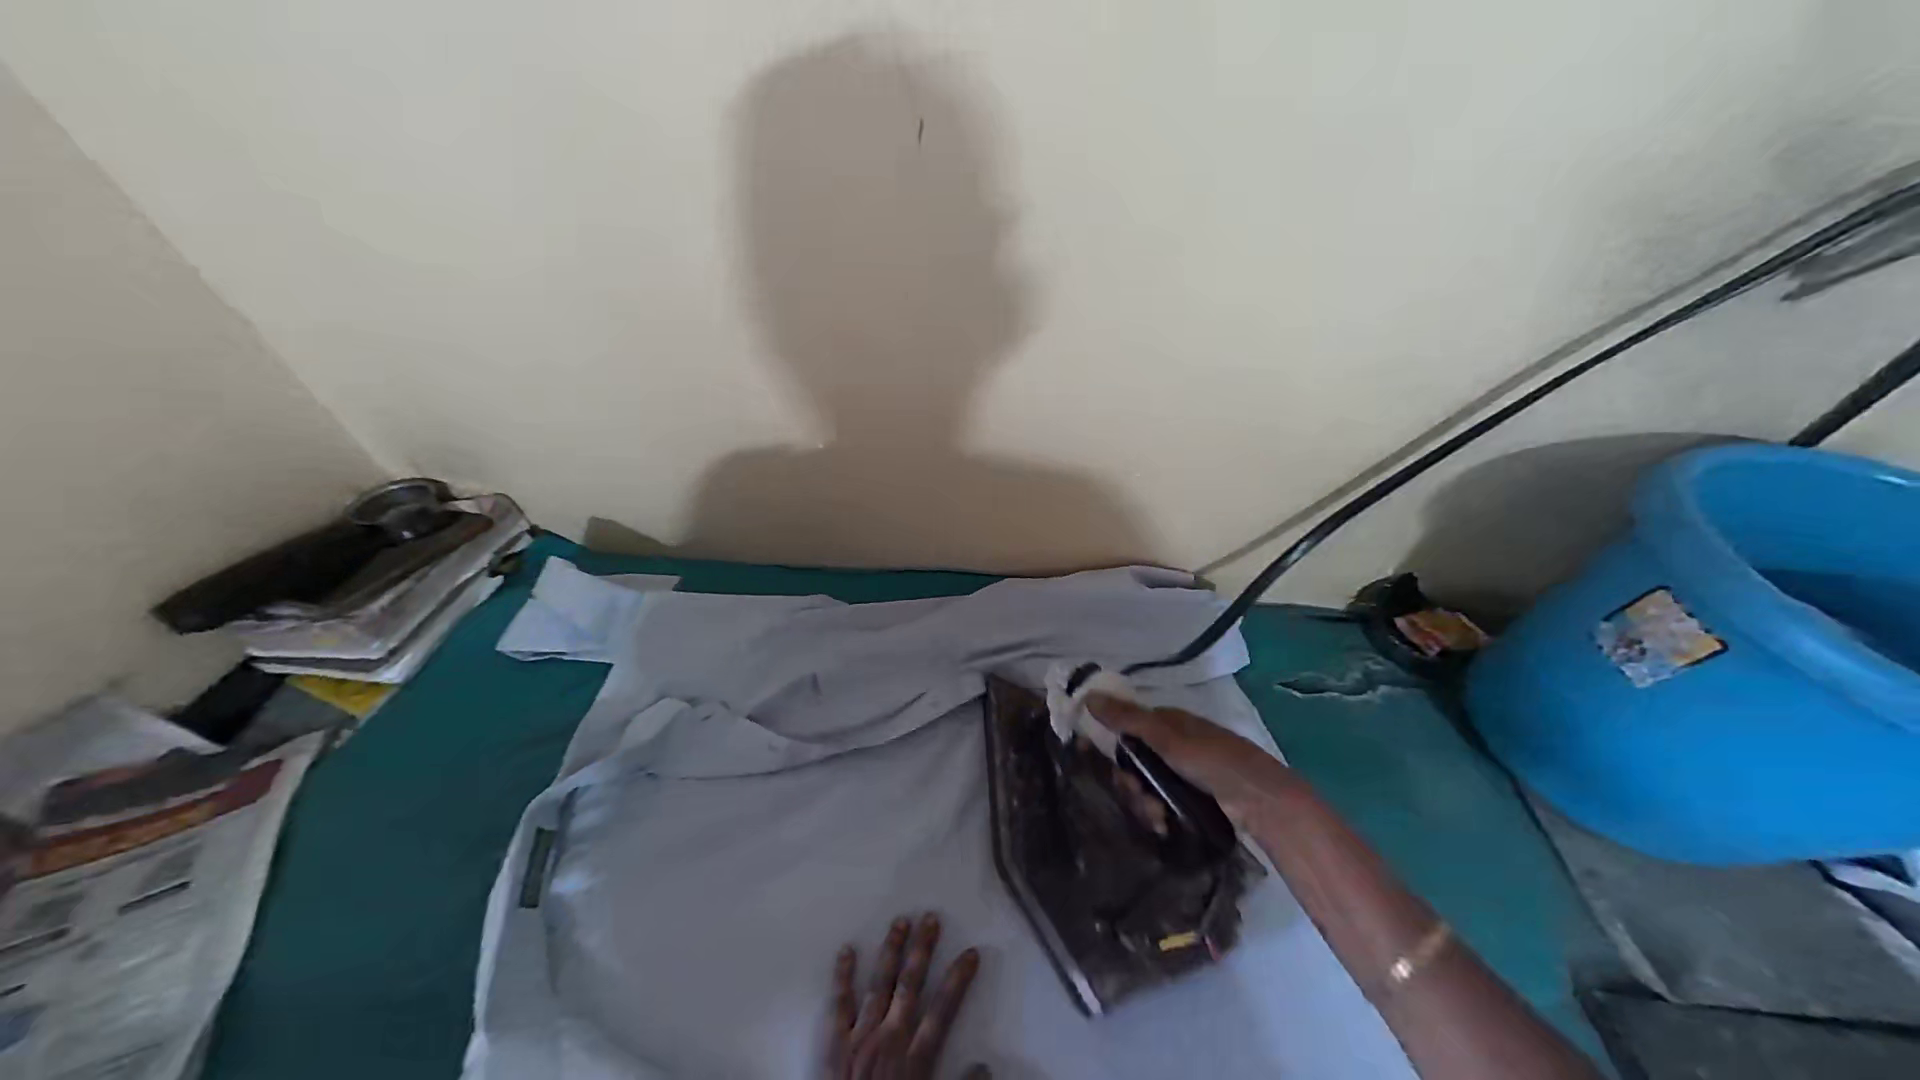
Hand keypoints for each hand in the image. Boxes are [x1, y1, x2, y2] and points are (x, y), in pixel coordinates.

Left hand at [827, 913, 984, 1079]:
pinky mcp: (830, 1042)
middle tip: (930, 917)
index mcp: (915, 1060)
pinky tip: (846, 950)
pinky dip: (842, 974)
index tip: (970, 953)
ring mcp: (859, 1036)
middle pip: (911, 985)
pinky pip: (838, 1002)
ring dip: (890, 950)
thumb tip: (985, 1068)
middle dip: (923, 950)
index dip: (958, 979)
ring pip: (879, 983)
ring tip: (900, 922)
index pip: (944, 1010)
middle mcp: (890, 1039)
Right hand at [1086, 693, 1294, 819]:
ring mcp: (1184, 772)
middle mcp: (1175, 744)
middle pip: (1134, 762)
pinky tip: (1163, 825)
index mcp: (1170, 721)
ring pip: (1146, 786)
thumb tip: (1088, 697)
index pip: (1128, 728)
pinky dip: (1158, 813)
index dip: (1114, 747)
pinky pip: (1162, 803)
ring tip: (1156, 818)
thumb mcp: (1167, 738)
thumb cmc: (1213, 761)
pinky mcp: (1192, 798)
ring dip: (1144, 803)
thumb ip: (1127, 719)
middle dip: (1131, 784)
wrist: (1262, 801)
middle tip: (1139, 797)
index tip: (1110, 767)